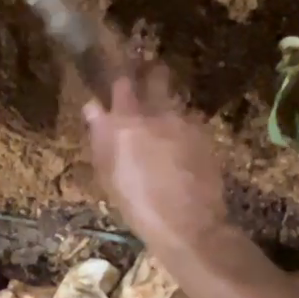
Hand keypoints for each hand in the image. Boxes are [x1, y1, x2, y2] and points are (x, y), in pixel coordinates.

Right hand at [82, 63, 229, 252]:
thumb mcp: (108, 174)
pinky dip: (184, 128)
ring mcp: (184, 121)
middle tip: (148, 81)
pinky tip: (182, 146)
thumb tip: (92, 107)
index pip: (122, 82)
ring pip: (175, 100)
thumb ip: (100, 136)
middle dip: (152, 74)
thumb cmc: (137, 204)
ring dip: (168, 105)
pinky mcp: (205, 135)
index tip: (120, 80)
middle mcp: (157, 112)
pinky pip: (191, 121)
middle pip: (157, 76)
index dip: (121, 79)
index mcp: (126, 121)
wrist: (187, 223)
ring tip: (164, 123)